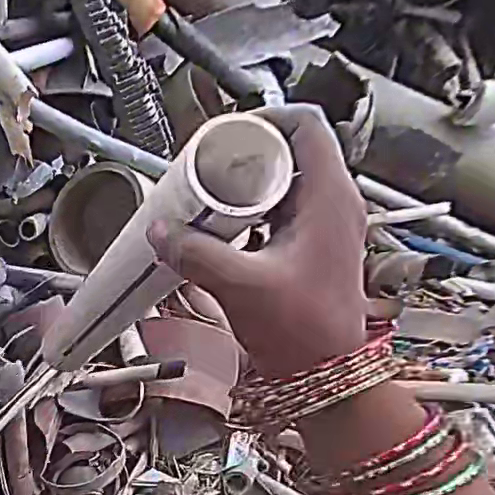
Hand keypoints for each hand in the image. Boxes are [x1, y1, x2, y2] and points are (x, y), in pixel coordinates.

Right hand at [147, 104, 369, 375]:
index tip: (223, 138)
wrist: (324, 373)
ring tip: (210, 201)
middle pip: (290, 152)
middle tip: (207, 172)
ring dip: (246, 189)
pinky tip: (225, 233)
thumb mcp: (241, 286)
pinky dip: (251, 215)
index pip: (304, 126)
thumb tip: (161, 232)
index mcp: (329, 198)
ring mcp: (324, 227)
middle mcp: (333, 204)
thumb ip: (197, 255)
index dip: (262, 121)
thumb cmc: (302, 331)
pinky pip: (280, 214)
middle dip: (244, 158)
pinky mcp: (311, 249)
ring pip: (284, 184)